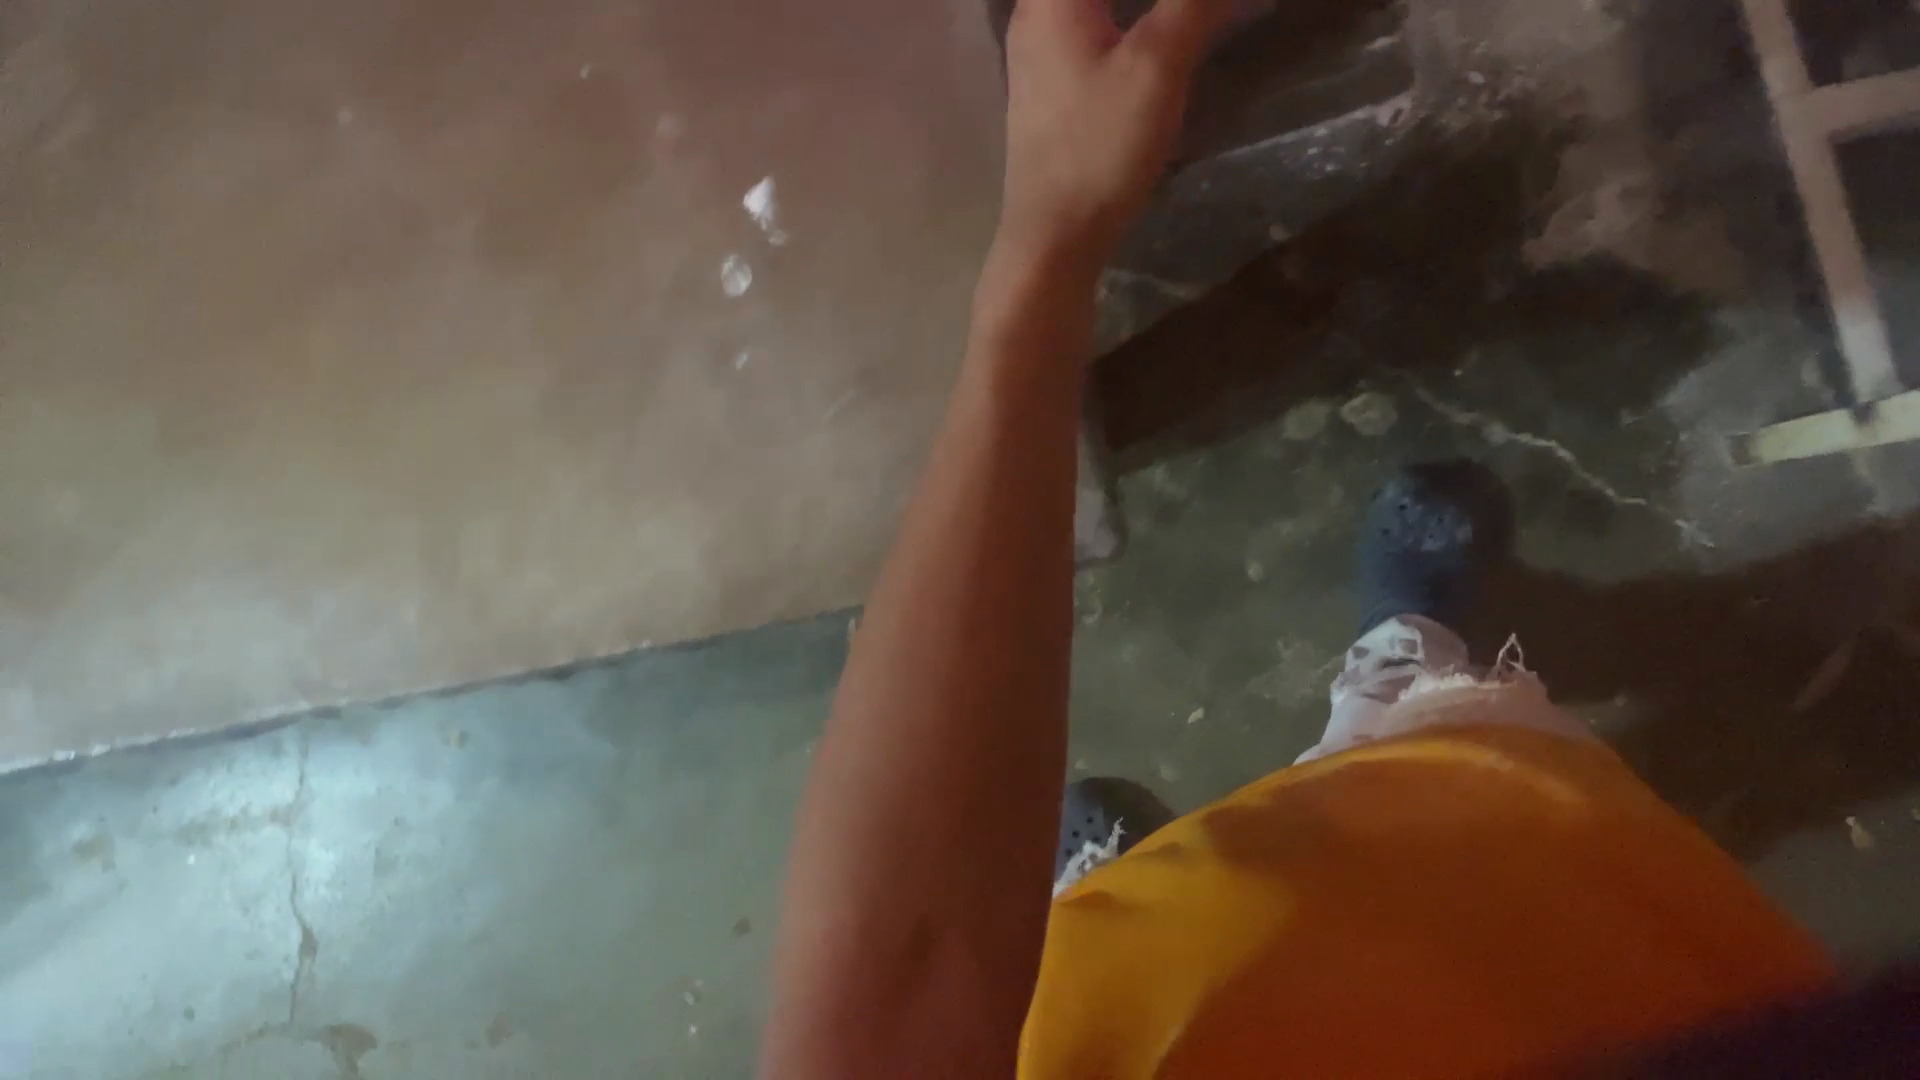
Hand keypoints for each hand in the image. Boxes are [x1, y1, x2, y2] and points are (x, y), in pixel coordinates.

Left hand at [997, 0, 1228, 266]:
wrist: (1052, 239)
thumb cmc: (1099, 151)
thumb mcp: (1157, 67)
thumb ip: (1193, 0)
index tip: (1188, 7)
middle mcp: (1035, 14)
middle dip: (1160, 1)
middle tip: (1200, 10)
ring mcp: (1038, 56)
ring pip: (1090, 7)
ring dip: (1142, 10)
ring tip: (1184, 16)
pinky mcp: (1050, 92)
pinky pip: (1091, 28)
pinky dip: (1125, 21)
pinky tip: (1158, 31)